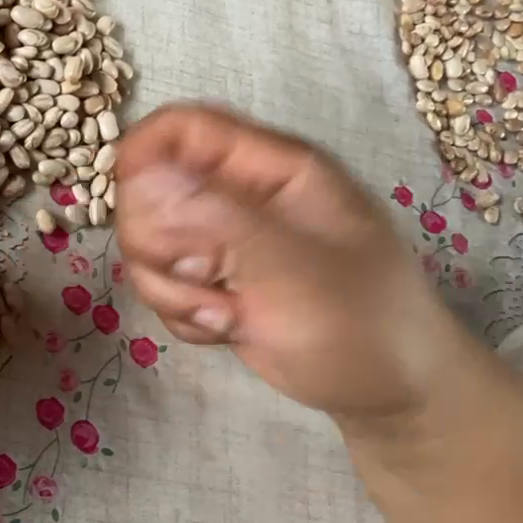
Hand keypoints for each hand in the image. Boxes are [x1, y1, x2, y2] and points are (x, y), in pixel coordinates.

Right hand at [113, 104, 484, 431]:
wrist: (391, 394)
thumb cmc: (363, 322)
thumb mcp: (293, 267)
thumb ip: (216, 216)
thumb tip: (141, 174)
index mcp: (270, 169)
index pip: (183, 129)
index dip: (143, 153)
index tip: (131, 201)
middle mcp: (237, 196)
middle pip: (148, 189)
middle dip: (158, 242)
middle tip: (205, 273)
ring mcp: (220, 240)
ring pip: (147, 244)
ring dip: (170, 287)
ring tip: (225, 313)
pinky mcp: (209, 282)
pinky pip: (160, 284)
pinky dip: (181, 312)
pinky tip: (224, 328)